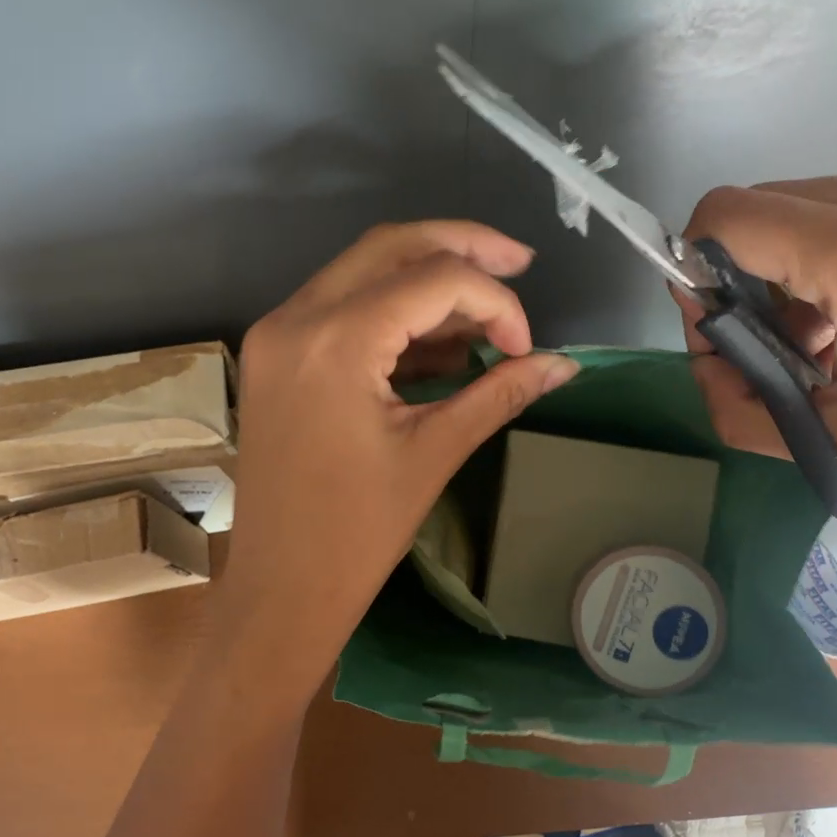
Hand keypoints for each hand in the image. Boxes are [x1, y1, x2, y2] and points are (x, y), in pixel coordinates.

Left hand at [222, 221, 577, 654]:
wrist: (280, 588)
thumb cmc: (357, 533)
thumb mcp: (434, 454)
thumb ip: (499, 393)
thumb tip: (563, 364)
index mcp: (335, 341)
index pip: (433, 280)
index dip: (495, 301)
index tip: (525, 347)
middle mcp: (295, 319)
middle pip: (390, 248)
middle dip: (460, 248)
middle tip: (518, 263)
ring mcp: (276, 336)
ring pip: (360, 272)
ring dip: (424, 280)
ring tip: (484, 315)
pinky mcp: (273, 358)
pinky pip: (337, 309)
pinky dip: (388, 313)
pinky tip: (437, 341)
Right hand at [675, 164, 836, 537]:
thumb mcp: (834, 441)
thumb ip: (735, 397)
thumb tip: (705, 352)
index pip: (732, 214)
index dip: (696, 264)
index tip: (715, 325)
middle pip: (774, 203)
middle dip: (752, 273)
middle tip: (783, 350)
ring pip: (826, 202)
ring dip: (803, 266)